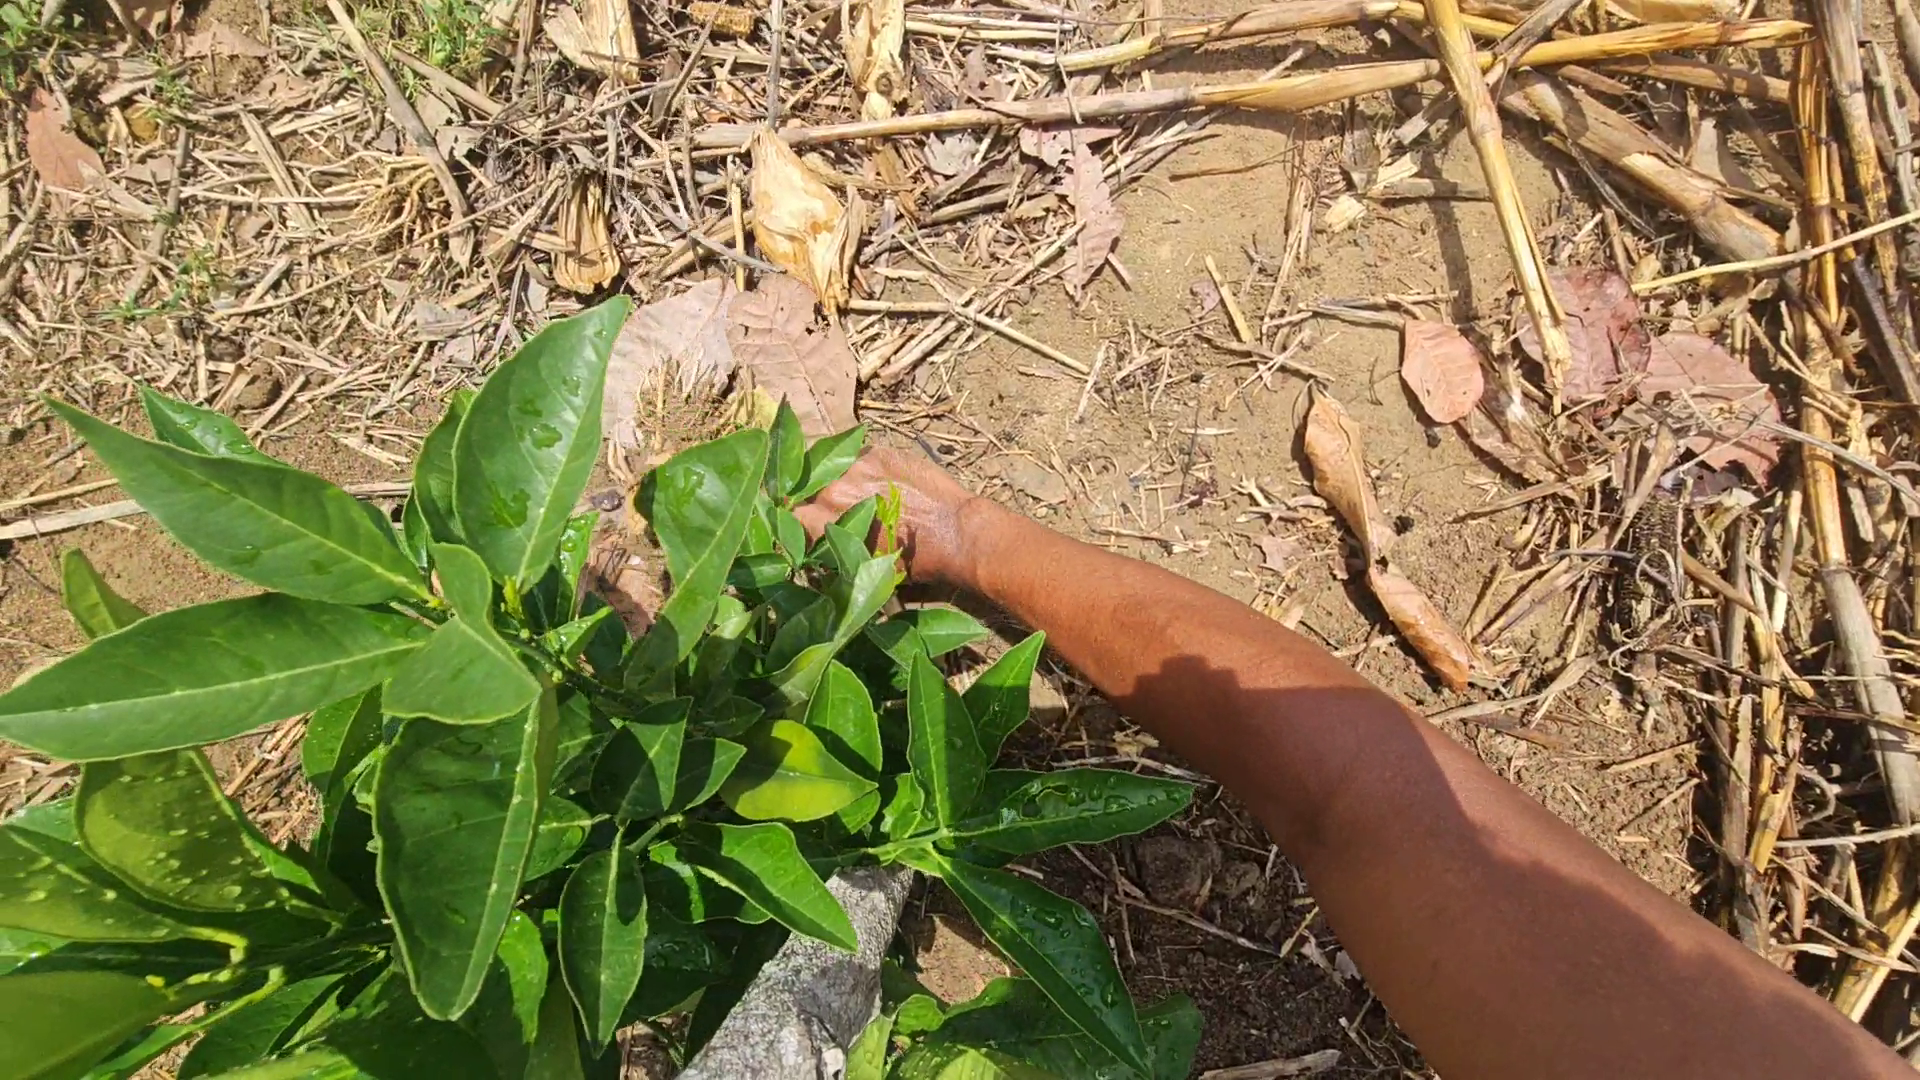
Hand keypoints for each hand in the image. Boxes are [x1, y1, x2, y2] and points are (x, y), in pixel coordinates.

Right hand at [793, 446, 986, 584]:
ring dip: (843, 482)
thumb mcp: (863, 567)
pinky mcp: (879, 452)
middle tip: (841, 512)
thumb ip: (832, 552)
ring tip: (863, 495)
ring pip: (833, 470)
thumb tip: (817, 549)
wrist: (956, 535)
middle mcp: (833, 488)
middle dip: (821, 501)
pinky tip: (883, 483)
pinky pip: (859, 457)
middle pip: (811, 490)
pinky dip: (866, 470)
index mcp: (822, 521)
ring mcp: (856, 466)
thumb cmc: (912, 563)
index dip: (800, 522)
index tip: (810, 527)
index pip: (791, 516)